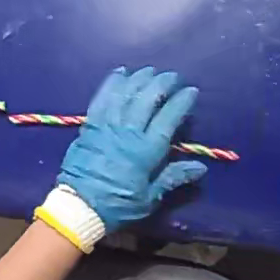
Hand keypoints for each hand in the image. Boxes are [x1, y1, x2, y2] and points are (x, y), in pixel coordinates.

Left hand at [57, 67, 206, 231]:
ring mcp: (107, 126)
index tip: (191, 91)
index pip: (168, 118)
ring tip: (150, 71)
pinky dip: (112, 83)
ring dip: (139, 79)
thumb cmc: (117, 205)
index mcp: (147, 150)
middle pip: (147, 98)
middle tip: (172, 76)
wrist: (79, 207)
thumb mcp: (149, 197)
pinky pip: (102, 98)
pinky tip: (120, 73)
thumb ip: (173, 177)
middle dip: (162, 83)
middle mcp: (128, 132)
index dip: (181, 102)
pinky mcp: (89, 126)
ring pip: (125, 94)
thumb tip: (201, 167)